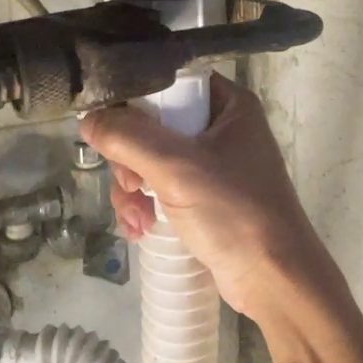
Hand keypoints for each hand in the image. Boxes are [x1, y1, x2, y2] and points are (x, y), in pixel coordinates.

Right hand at [79, 75, 341, 322]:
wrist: (275, 279)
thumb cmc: (234, 212)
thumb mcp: (177, 168)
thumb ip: (128, 138)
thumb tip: (87, 119)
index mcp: (229, 105)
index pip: (169, 83)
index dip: (134, 102)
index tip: (110, 129)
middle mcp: (223, 128)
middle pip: (153, 125)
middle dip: (130, 160)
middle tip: (131, 186)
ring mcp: (215, 165)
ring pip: (151, 160)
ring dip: (133, 190)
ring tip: (136, 219)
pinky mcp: (206, 198)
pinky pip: (162, 188)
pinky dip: (146, 206)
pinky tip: (140, 230)